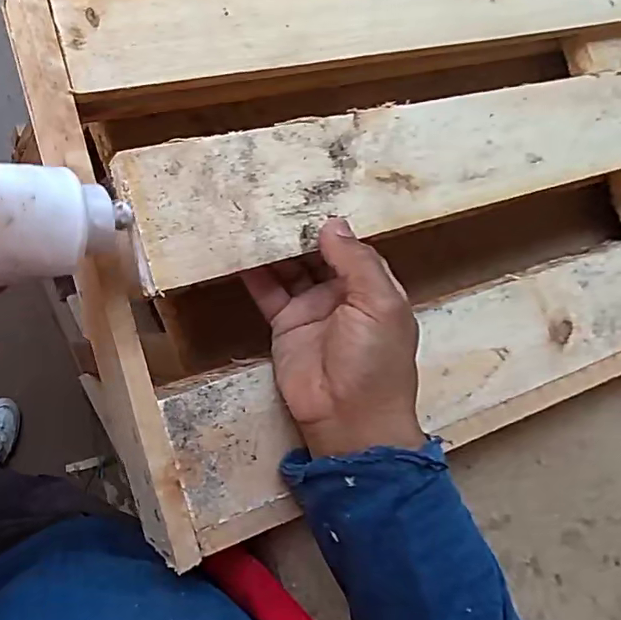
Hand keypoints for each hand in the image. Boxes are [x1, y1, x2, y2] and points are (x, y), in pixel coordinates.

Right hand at [241, 218, 424, 458]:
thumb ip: (356, 262)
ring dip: (275, 249)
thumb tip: (332, 223)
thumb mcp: (379, 305)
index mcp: (373, 287)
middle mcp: (342, 294)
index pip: (351, 248)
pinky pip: (268, 293)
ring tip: (254, 221)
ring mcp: (311, 309)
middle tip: (274, 204)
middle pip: (317, 254)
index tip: (307, 200)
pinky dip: (255, 275)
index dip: (331, 227)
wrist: (348, 419)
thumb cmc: (375, 361)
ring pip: (290, 269)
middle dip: (298, 233)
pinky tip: (241, 254)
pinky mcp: (284, 325)